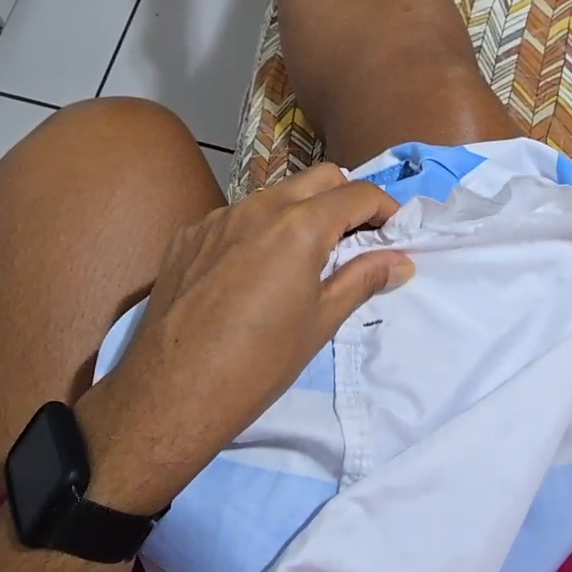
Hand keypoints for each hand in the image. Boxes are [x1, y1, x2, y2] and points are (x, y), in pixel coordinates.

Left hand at [74, 164, 411, 513]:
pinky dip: (258, 230)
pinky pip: (236, 216)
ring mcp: (219, 216)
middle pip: (320, 178)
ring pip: (275, 194)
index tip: (394, 234)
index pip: (358, 194)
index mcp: (300, 225)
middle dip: (346, 199)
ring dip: (301, 212)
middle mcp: (259, 206)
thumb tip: (401, 261)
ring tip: (304, 259)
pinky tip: (252, 273)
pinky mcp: (189, 234)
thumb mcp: (321, 323)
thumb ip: (363, 280)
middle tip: (356, 240)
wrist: (170, 394)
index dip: (385, 210)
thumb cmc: (259, 364)